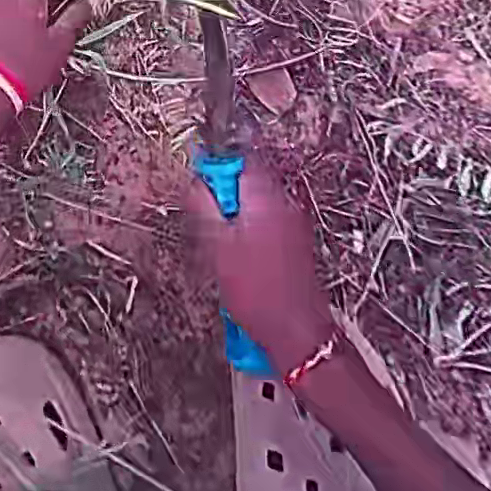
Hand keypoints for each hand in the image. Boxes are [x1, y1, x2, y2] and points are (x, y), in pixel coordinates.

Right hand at [188, 162, 335, 365]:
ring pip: (254, 201)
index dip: (216, 166)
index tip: (201, 184)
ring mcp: (293, 222)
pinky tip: (240, 257)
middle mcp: (283, 202)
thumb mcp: (216, 242)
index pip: (239, 157)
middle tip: (210, 219)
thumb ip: (203, 203)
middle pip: (247, 178)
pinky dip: (249, 229)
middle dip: (223, 193)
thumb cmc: (257, 291)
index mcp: (264, 196)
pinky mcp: (295, 241)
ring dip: (235, 213)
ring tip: (224, 242)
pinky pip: (265, 220)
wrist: (296, 333)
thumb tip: (194, 180)